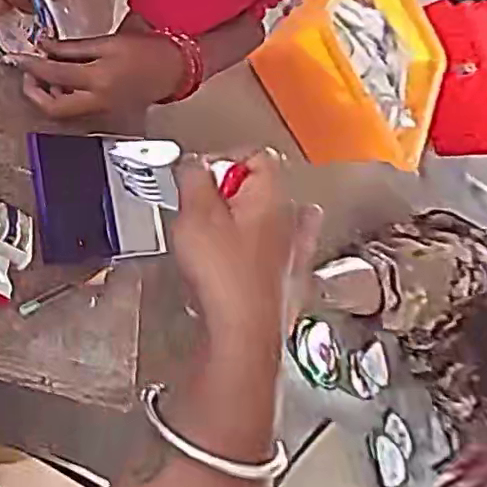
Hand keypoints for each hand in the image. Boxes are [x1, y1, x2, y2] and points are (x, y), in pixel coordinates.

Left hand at [6, 32, 186, 119]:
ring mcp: (101, 113)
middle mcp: (98, 101)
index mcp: (100, 78)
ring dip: (46, 96)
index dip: (31, 65)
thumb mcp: (107, 42)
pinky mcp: (104, 117)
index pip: (54, 74)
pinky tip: (63, 84)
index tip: (16, 57)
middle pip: (52, 107)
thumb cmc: (146, 50)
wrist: (176, 70)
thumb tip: (42, 46)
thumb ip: (71, 48)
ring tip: (47, 75)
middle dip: (33, 92)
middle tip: (29, 73)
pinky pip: (74, 112)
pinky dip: (62, 99)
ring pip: (61, 113)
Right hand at [168, 148, 319, 345]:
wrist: (242, 329)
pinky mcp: (288, 279)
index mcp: (271, 197)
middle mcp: (291, 220)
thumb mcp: (194, 215)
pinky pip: (279, 250)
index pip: (257, 156)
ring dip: (247, 217)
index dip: (224, 160)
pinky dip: (262, 246)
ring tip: (221, 228)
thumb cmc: (223, 275)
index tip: (200, 176)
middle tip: (201, 205)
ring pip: (273, 217)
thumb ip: (193, 179)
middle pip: (263, 186)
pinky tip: (249, 251)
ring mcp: (294, 252)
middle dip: (229, 190)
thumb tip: (194, 163)